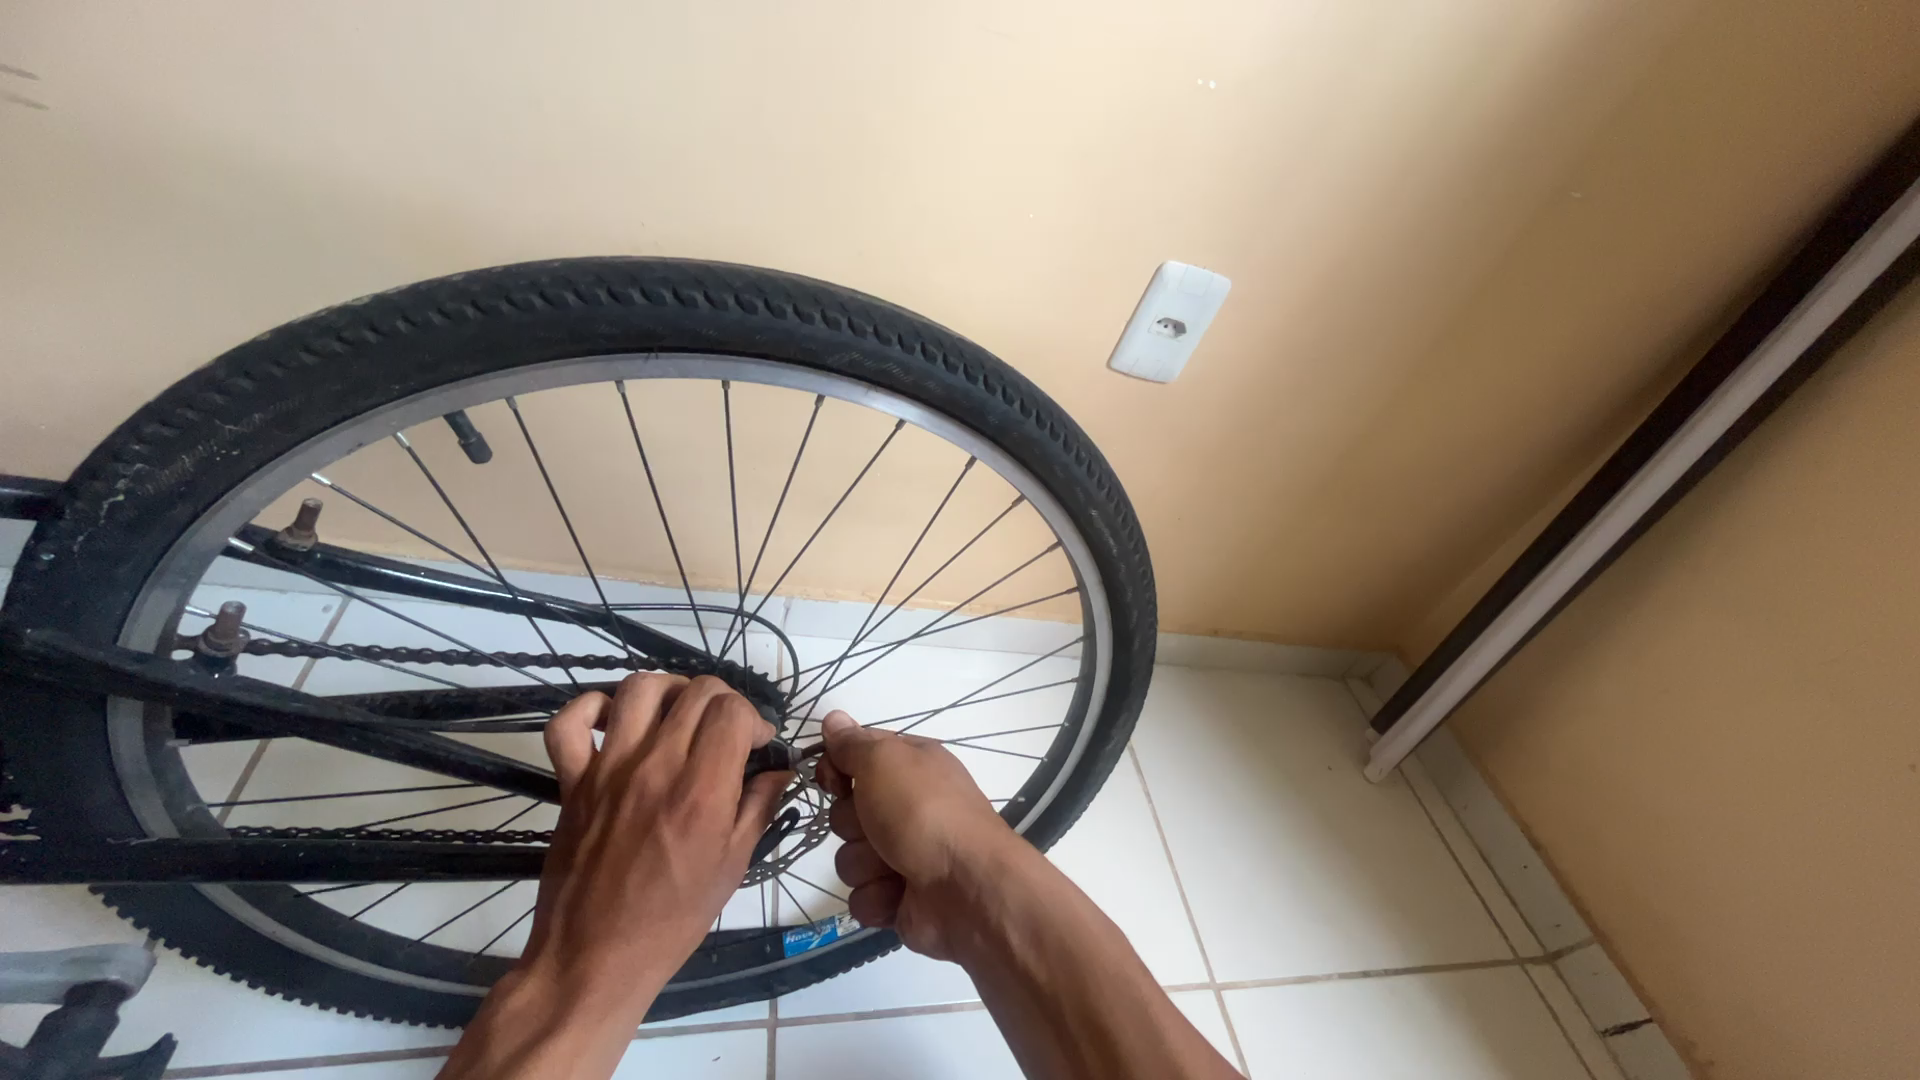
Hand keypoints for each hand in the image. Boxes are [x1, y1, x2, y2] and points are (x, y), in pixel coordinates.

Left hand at [516, 674, 789, 1021]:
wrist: (593, 958)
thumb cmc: (673, 918)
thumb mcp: (733, 865)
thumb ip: (760, 806)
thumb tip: (780, 769)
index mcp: (701, 790)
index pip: (732, 710)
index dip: (753, 717)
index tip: (756, 744)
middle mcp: (656, 766)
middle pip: (696, 691)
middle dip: (724, 700)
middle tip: (727, 731)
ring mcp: (608, 769)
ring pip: (639, 688)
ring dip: (670, 690)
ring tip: (681, 715)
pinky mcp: (572, 781)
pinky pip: (568, 724)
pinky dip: (591, 708)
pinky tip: (616, 721)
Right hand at [816, 710, 1027, 959]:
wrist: (968, 886)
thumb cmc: (924, 812)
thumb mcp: (885, 761)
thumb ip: (853, 744)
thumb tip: (833, 718)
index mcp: (910, 767)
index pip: (855, 758)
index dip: (838, 769)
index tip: (835, 780)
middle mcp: (906, 807)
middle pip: (845, 813)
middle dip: (853, 824)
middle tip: (878, 825)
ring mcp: (903, 854)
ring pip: (849, 858)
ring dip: (866, 864)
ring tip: (895, 864)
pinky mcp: (898, 898)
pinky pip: (862, 896)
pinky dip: (877, 897)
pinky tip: (899, 894)